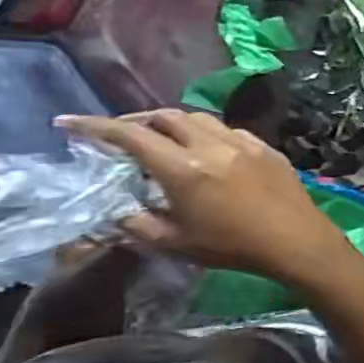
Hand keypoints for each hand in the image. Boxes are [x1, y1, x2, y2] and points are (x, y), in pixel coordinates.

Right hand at [56, 111, 348, 281]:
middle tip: (120, 134)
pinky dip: (209, 133)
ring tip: (163, 139)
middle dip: (136, 120)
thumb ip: (136, 222)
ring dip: (174, 123)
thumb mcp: (173, 241)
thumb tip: (120, 209)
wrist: (296, 241)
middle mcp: (212, 145)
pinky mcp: (268, 149)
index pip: (129, 135)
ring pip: (201, 119)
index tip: (68, 123)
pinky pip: (231, 130)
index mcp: (182, 167)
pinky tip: (207, 149)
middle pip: (165, 117)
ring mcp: (245, 143)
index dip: (94, 126)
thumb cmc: (232, 246)